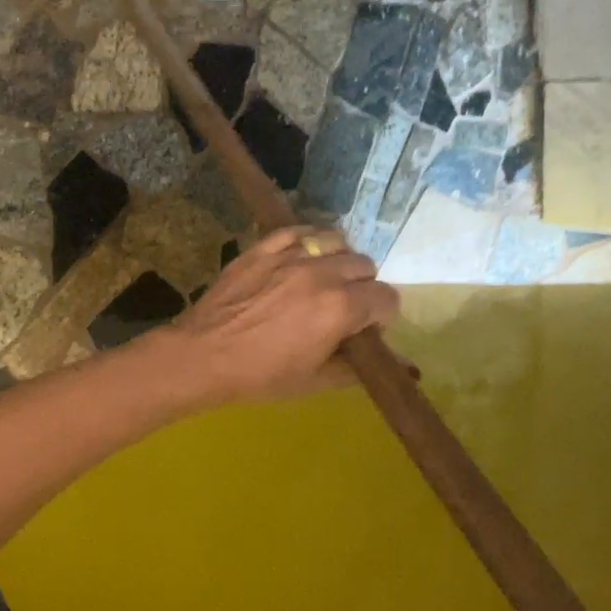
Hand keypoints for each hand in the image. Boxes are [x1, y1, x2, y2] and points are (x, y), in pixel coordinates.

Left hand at [154, 226, 400, 405]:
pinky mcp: (258, 250)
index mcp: (341, 306)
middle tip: (341, 307)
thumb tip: (408, 368)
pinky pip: (294, 231)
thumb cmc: (261, 374)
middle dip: (361, 287)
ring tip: (322, 279)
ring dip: (337, 259)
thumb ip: (362, 366)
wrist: (202, 355)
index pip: (387, 298)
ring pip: (333, 242)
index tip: (363, 329)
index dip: (380, 316)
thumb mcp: (318, 379)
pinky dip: (305, 239)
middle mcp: (320, 273)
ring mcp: (286, 257)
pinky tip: (302, 255)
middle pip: (363, 266)